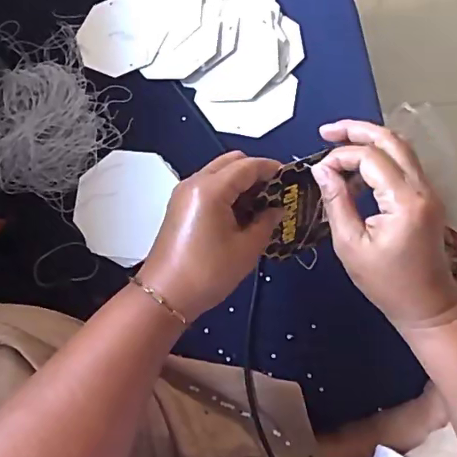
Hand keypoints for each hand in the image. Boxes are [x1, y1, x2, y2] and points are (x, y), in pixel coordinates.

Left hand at [139, 151, 281, 316]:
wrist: (165, 294)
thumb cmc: (208, 273)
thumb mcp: (246, 249)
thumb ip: (266, 222)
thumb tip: (276, 208)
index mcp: (210, 189)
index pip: (247, 166)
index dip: (272, 168)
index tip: (292, 178)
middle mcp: (194, 183)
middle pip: (231, 161)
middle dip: (256, 171)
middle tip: (277, 192)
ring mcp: (183, 192)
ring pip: (218, 172)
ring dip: (240, 181)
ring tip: (262, 204)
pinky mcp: (179, 205)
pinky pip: (208, 186)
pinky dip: (226, 190)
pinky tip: (242, 212)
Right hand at [312, 120, 456, 331]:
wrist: (429, 307)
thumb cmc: (387, 283)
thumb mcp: (350, 244)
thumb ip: (336, 202)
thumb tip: (322, 170)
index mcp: (405, 201)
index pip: (370, 158)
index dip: (340, 157)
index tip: (318, 171)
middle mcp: (422, 189)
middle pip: (392, 140)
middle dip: (357, 130)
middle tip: (326, 131)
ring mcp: (428, 192)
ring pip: (400, 148)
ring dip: (369, 141)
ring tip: (337, 145)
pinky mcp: (426, 198)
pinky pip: (402, 165)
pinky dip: (378, 159)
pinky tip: (354, 172)